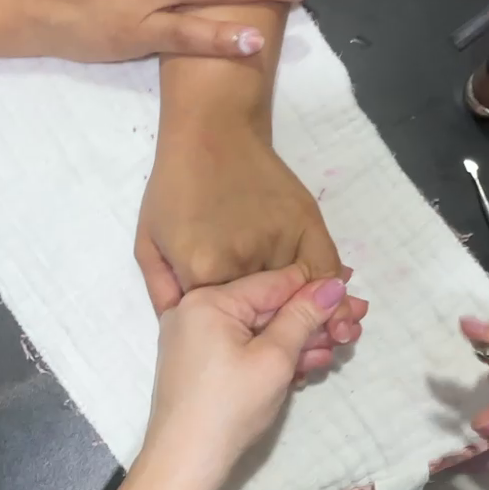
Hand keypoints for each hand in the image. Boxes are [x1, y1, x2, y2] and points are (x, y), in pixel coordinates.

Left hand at [135, 126, 365, 347]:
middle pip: (275, 317)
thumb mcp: (149, 242)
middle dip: (301, 342)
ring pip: (304, 295)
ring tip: (339, 334)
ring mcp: (277, 241)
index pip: (236, 327)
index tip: (281, 364)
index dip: (260, 348)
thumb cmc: (174, 186)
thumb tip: (182, 328)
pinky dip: (331, 285)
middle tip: (314, 360)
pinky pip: (323, 265)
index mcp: (205, 273)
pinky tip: (339, 298)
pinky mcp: (304, 222)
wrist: (210, 125)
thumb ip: (163, 291)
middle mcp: (244, 262)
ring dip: (325, 319)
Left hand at [140, 268, 347, 483]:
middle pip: (268, 305)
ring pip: (259, 329)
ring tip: (343, 342)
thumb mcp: (274, 358)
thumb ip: (303, 317)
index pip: (274, 282)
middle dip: (313, 316)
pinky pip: (245, 348)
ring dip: (301, 338)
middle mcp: (197, 311)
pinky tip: (313, 361)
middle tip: (356, 319)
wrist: (185, 463)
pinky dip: (276, 355)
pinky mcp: (203, 364)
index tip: (352, 289)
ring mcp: (197, 339)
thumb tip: (333, 285)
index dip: (316, 287)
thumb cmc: (230, 408)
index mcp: (208, 301)